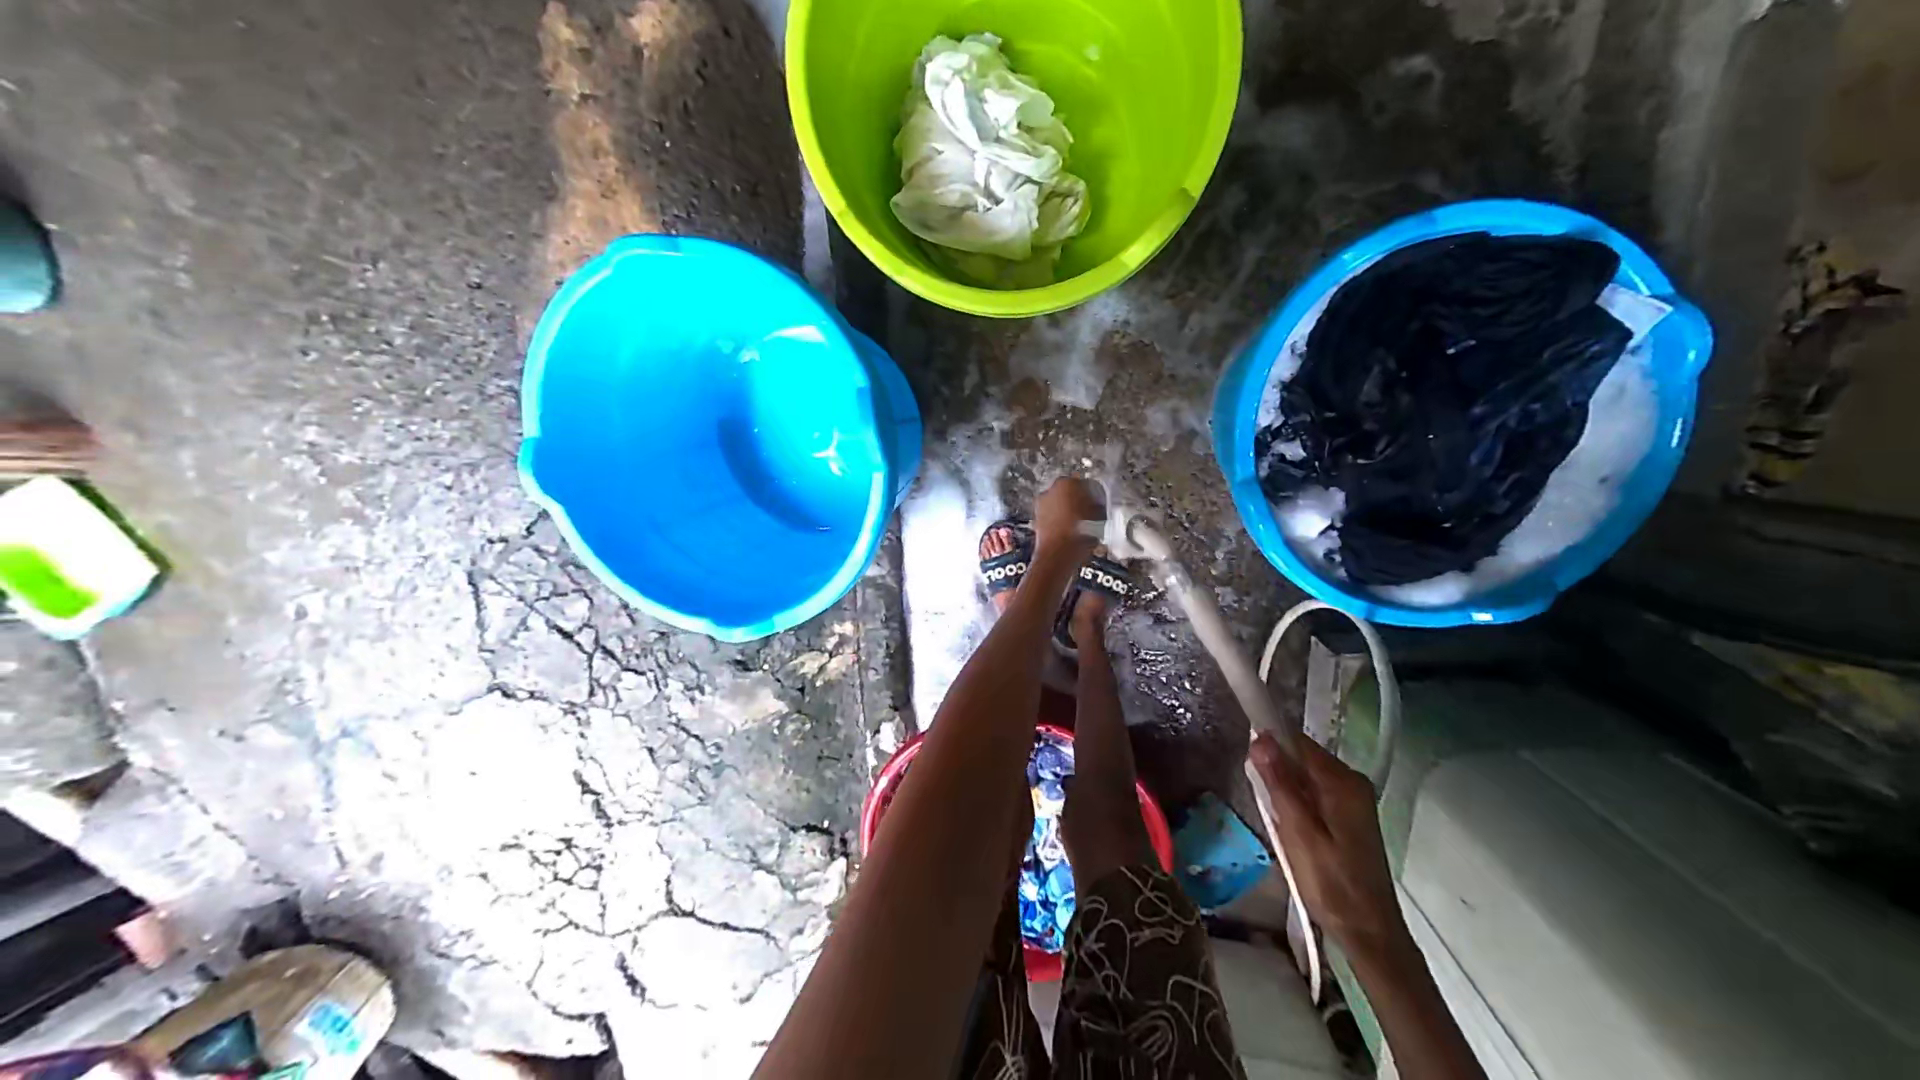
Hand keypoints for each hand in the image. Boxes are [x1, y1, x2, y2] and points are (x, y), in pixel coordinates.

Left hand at [1032, 476, 1102, 560]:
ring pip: (1059, 506)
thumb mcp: (1100, 516)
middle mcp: (1049, 490)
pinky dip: (1060, 523)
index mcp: (1067, 482)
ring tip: (1082, 526)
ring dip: (1069, 513)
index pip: (1085, 484)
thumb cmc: (1081, 532)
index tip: (1100, 504)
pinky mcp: (1036, 521)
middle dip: (1079, 502)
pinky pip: (1052, 519)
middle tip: (1091, 514)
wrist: (1058, 555)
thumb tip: (1097, 506)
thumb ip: (1098, 505)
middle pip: (1069, 494)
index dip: (1094, 495)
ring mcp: (1040, 506)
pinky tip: (1070, 534)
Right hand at [1249, 731, 1407, 959]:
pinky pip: (1312, 793)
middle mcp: (1351, 782)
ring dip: (1283, 787)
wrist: (1369, 932)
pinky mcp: (1347, 815)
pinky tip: (1286, 824)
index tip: (1244, 754)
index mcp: (1342, 782)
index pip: (1298, 742)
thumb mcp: (1299, 833)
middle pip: (1302, 757)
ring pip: (1305, 776)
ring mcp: (1351, 799)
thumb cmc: (1332, 884)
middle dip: (1275, 769)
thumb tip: (1260, 739)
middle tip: (1258, 796)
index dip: (1269, 741)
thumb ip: (1280, 785)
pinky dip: (1295, 801)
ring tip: (1271, 814)